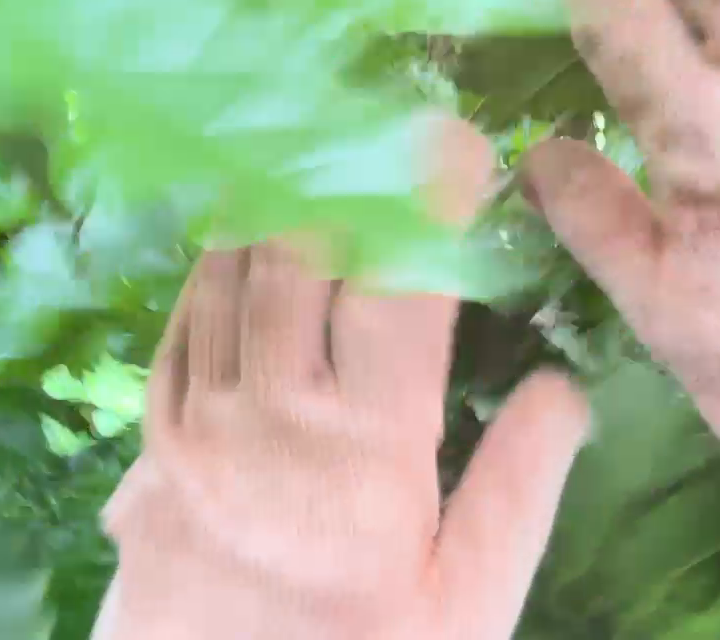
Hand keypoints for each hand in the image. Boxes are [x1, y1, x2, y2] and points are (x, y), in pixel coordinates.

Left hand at [93, 118, 588, 639]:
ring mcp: (200, 418)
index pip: (403, 291)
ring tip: (316, 144)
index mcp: (367, 448)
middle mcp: (276, 412)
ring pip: (232, 270)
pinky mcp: (154, 433)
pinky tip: (243, 224)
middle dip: (347, 173)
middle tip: (383, 127)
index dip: (433, 204)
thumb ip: (522, 484)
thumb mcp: (469, 600)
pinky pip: (182, 316)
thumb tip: (565, 382)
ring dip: (277, 196)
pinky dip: (217, 256)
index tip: (461, 143)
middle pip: (301, 252)